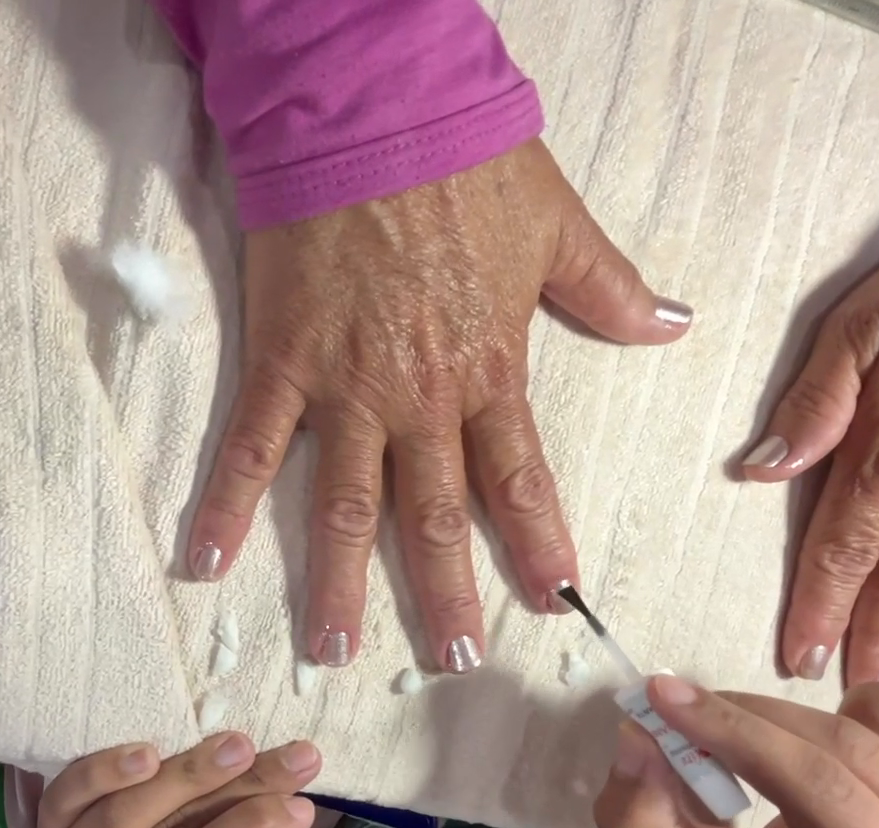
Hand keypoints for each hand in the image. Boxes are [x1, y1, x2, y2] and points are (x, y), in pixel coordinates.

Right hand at [187, 139, 690, 671]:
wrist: (371, 115)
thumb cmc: (463, 166)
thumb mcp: (555, 223)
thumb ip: (609, 288)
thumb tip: (672, 325)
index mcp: (487, 369)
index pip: (519, 476)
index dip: (539, 540)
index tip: (554, 598)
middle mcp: (417, 399)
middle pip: (435, 515)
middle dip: (446, 592)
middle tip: (454, 660)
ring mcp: (343, 390)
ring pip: (345, 504)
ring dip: (341, 582)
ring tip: (335, 649)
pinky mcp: (281, 366)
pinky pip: (249, 448)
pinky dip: (225, 506)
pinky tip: (206, 562)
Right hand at [595, 676, 878, 827]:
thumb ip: (640, 816)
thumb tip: (636, 732)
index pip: (825, 792)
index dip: (735, 732)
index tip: (661, 695)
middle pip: (855, 750)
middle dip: (752, 717)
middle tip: (683, 709)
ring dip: (824, 715)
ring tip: (776, 749)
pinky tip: (845, 742)